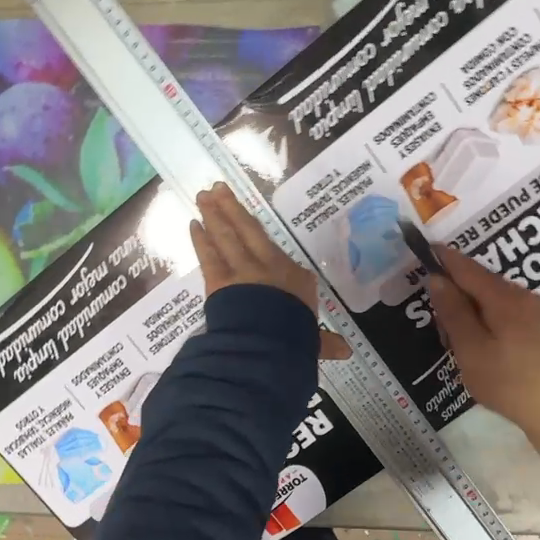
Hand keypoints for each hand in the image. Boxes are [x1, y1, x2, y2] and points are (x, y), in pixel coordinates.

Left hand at [189, 183, 349, 359]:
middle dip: (231, 207)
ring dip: (213, 214)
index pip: (276, 254)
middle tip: (216, 187)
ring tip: (202, 196)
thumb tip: (346, 353)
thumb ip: (325, 342)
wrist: (268, 341)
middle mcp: (268, 265)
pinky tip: (194, 224)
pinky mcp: (218, 280)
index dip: (259, 237)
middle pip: (247, 230)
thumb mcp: (313, 340)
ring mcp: (241, 269)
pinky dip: (200, 239)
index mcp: (294, 277)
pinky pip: (208, 254)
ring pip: (226, 235)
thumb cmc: (295, 338)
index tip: (249, 222)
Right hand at [424, 244, 539, 437]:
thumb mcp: (470, 348)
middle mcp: (521, 296)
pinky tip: (473, 341)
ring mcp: (532, 311)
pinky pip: (500, 311)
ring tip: (452, 340)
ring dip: (466, 309)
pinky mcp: (535, 327)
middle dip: (453, 292)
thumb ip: (453, 312)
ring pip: (489, 298)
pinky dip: (481, 318)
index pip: (467, 268)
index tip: (423, 248)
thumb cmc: (507, 381)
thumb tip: (436, 278)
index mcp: (504, 298)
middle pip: (479, 282)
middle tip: (436, 325)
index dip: (444, 259)